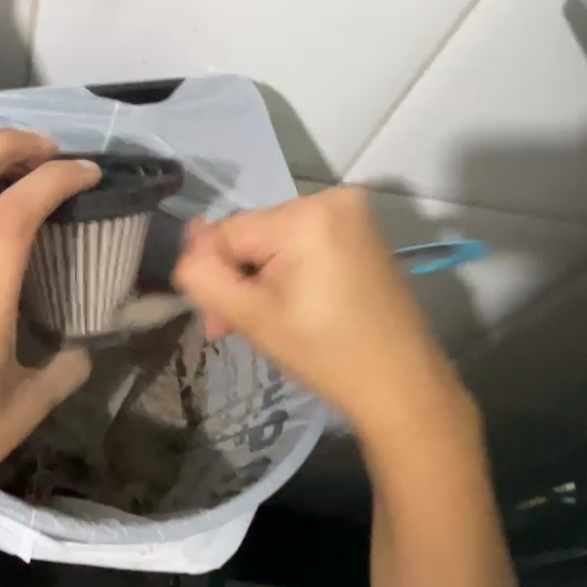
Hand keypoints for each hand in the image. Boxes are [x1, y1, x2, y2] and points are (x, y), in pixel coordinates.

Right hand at [171, 188, 476, 441]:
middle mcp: (332, 200)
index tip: (215, 320)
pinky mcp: (361, 235)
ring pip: (272, 243)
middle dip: (236, 279)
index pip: (226, 233)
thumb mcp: (251, 316)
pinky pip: (301, 246)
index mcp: (305, 215)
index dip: (212, 273)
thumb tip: (185, 245)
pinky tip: (287, 308)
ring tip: (258, 323)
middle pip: (251, 236)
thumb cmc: (325, 354)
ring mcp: (351, 216)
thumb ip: (205, 276)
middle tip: (230, 328)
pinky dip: (286, 274)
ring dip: (257, 280)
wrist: (401, 386)